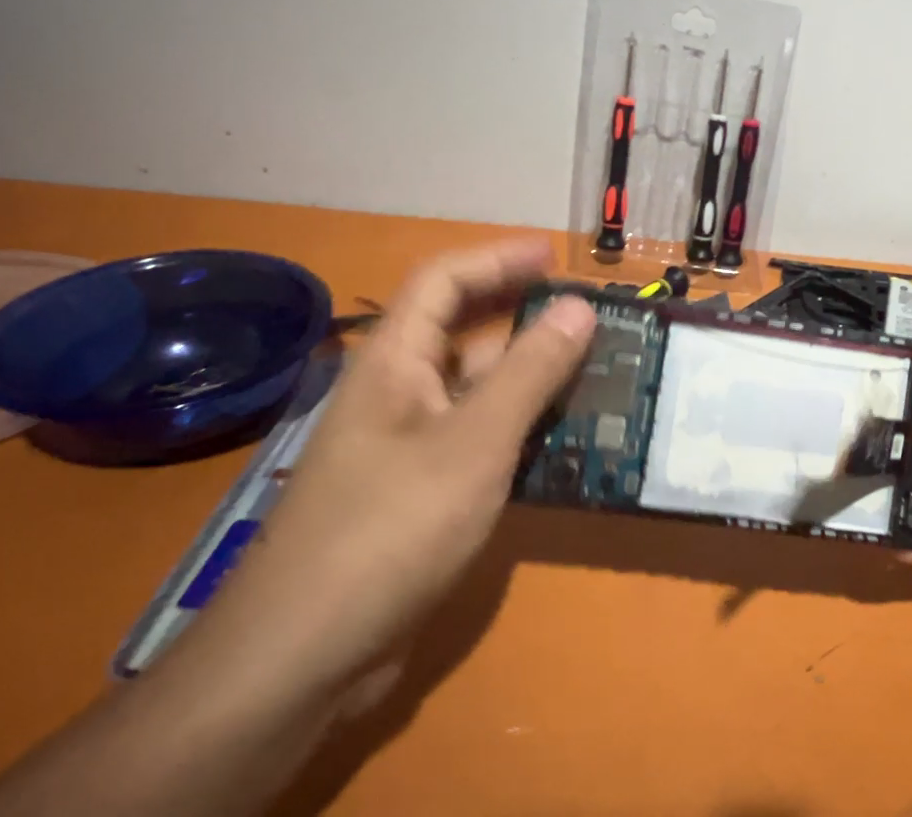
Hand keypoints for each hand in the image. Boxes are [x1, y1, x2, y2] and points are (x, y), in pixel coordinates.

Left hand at [177, 240, 596, 696]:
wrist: (307, 652)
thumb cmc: (390, 529)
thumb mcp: (473, 443)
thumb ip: (529, 372)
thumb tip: (577, 307)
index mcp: (394, 364)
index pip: (443, 282)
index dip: (499, 260)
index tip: (560, 259)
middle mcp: (399, 395)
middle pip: (466, 335)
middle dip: (530, 320)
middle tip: (599, 324)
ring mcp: (409, 448)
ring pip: (480, 393)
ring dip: (536, 381)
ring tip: (604, 379)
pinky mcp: (422, 496)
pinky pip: (482, 443)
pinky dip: (526, 434)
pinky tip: (573, 447)